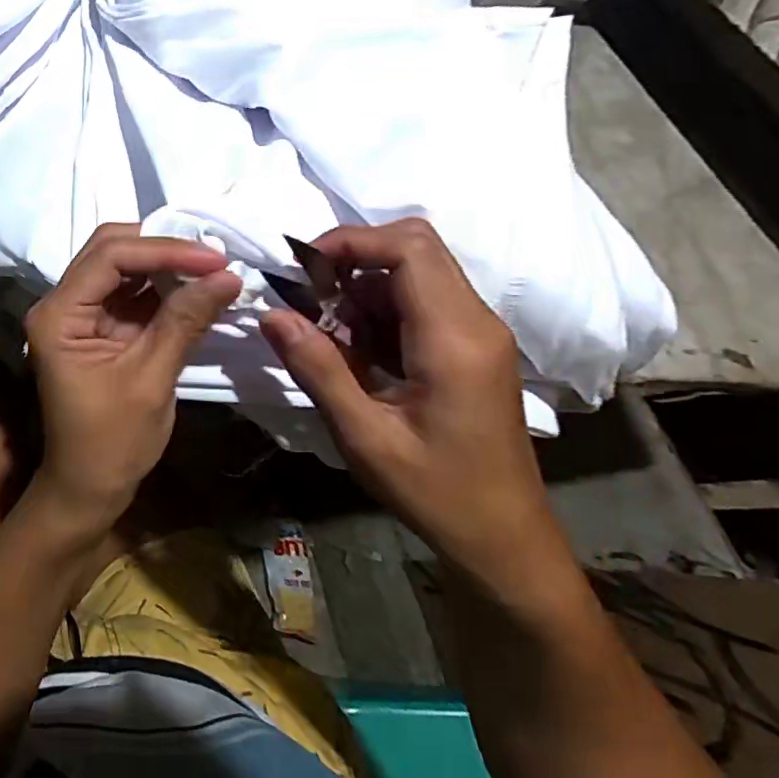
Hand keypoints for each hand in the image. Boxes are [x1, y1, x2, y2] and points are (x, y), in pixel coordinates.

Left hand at [25, 224, 242, 529]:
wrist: (89, 487)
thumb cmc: (112, 442)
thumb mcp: (151, 379)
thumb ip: (185, 321)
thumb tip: (229, 275)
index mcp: (58, 315)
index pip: (110, 257)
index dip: (164, 250)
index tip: (214, 259)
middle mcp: (61, 303)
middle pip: (111, 249)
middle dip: (164, 248)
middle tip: (213, 257)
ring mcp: (79, 313)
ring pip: (123, 265)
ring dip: (166, 263)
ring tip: (212, 267)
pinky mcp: (99, 325)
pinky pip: (132, 291)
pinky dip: (164, 286)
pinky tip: (196, 286)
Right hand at [260, 219, 550, 564]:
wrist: (506, 538)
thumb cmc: (437, 493)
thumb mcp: (365, 437)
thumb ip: (318, 368)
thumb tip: (272, 313)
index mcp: (453, 338)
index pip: (407, 248)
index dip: (350, 241)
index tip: (303, 267)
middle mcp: (475, 320)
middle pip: (415, 246)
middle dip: (354, 257)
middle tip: (310, 295)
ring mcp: (479, 331)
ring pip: (417, 271)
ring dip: (365, 287)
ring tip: (328, 333)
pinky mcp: (473, 345)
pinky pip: (424, 301)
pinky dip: (382, 310)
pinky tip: (358, 353)